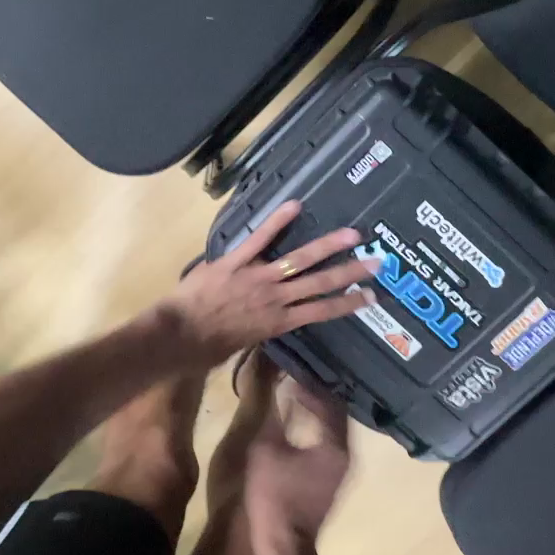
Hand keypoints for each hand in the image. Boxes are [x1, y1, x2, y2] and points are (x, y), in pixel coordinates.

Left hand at [153, 200, 378, 370]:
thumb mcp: (241, 344)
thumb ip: (258, 328)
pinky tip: (295, 205)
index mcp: (278, 322)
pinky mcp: (235, 261)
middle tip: (376, 261)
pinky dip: (277, 221)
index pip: (321, 311)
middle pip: (320, 283)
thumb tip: (269, 321)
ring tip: (352, 234)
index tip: (370, 296)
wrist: (178, 336)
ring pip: (299, 259)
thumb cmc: (206, 348)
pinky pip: (259, 238)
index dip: (347, 303)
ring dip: (328, 246)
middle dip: (350, 272)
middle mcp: (275, 299)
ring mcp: (257, 277)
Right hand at [245, 366, 352, 544]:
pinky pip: (331, 439)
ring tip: (296, 391)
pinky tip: (299, 419)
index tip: (291, 369)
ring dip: (318, 408)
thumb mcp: (266, 448)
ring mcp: (343, 468)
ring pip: (335, 426)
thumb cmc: (275, 496)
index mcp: (335, 444)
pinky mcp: (334, 478)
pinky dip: (318, 424)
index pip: (328, 401)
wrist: (284, 547)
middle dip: (318, 391)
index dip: (309, 383)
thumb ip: (275, 413)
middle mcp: (347, 453)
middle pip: (337, 411)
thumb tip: (279, 384)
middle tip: (296, 374)